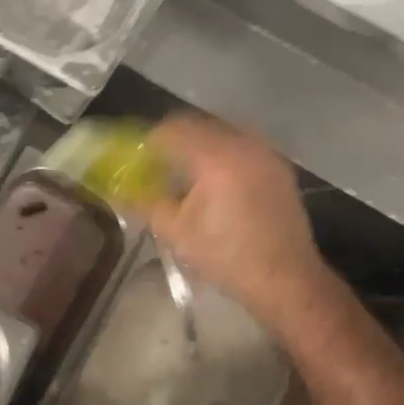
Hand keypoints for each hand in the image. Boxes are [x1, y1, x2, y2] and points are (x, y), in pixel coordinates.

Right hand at [142, 114, 341, 331]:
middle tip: (158, 166)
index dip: (149, 141)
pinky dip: (223, 154)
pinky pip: (242, 146)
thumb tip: (117, 190)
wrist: (286, 280)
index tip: (138, 160)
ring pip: (222, 133)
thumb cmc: (226, 256)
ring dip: (199, 145)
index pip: (172, 129)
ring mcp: (266, 155)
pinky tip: (216, 183)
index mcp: (215, 158)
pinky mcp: (279, 168)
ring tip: (187, 174)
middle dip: (174, 140)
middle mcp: (243, 146)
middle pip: (198, 124)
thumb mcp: (175, 232)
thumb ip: (143, 203)